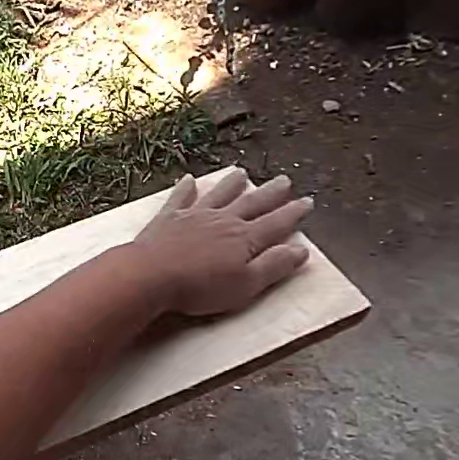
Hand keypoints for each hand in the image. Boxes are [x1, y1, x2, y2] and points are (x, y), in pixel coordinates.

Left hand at [130, 169, 313, 316]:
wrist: (151, 275)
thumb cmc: (201, 287)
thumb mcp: (246, 284)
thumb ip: (274, 266)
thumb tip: (301, 250)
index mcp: (245, 238)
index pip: (276, 223)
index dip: (293, 213)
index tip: (307, 201)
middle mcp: (224, 221)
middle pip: (252, 204)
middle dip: (270, 193)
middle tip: (284, 180)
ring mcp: (195, 216)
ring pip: (219, 195)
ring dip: (232, 184)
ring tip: (242, 172)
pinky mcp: (169, 219)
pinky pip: (180, 199)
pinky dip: (185, 189)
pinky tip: (188, 179)